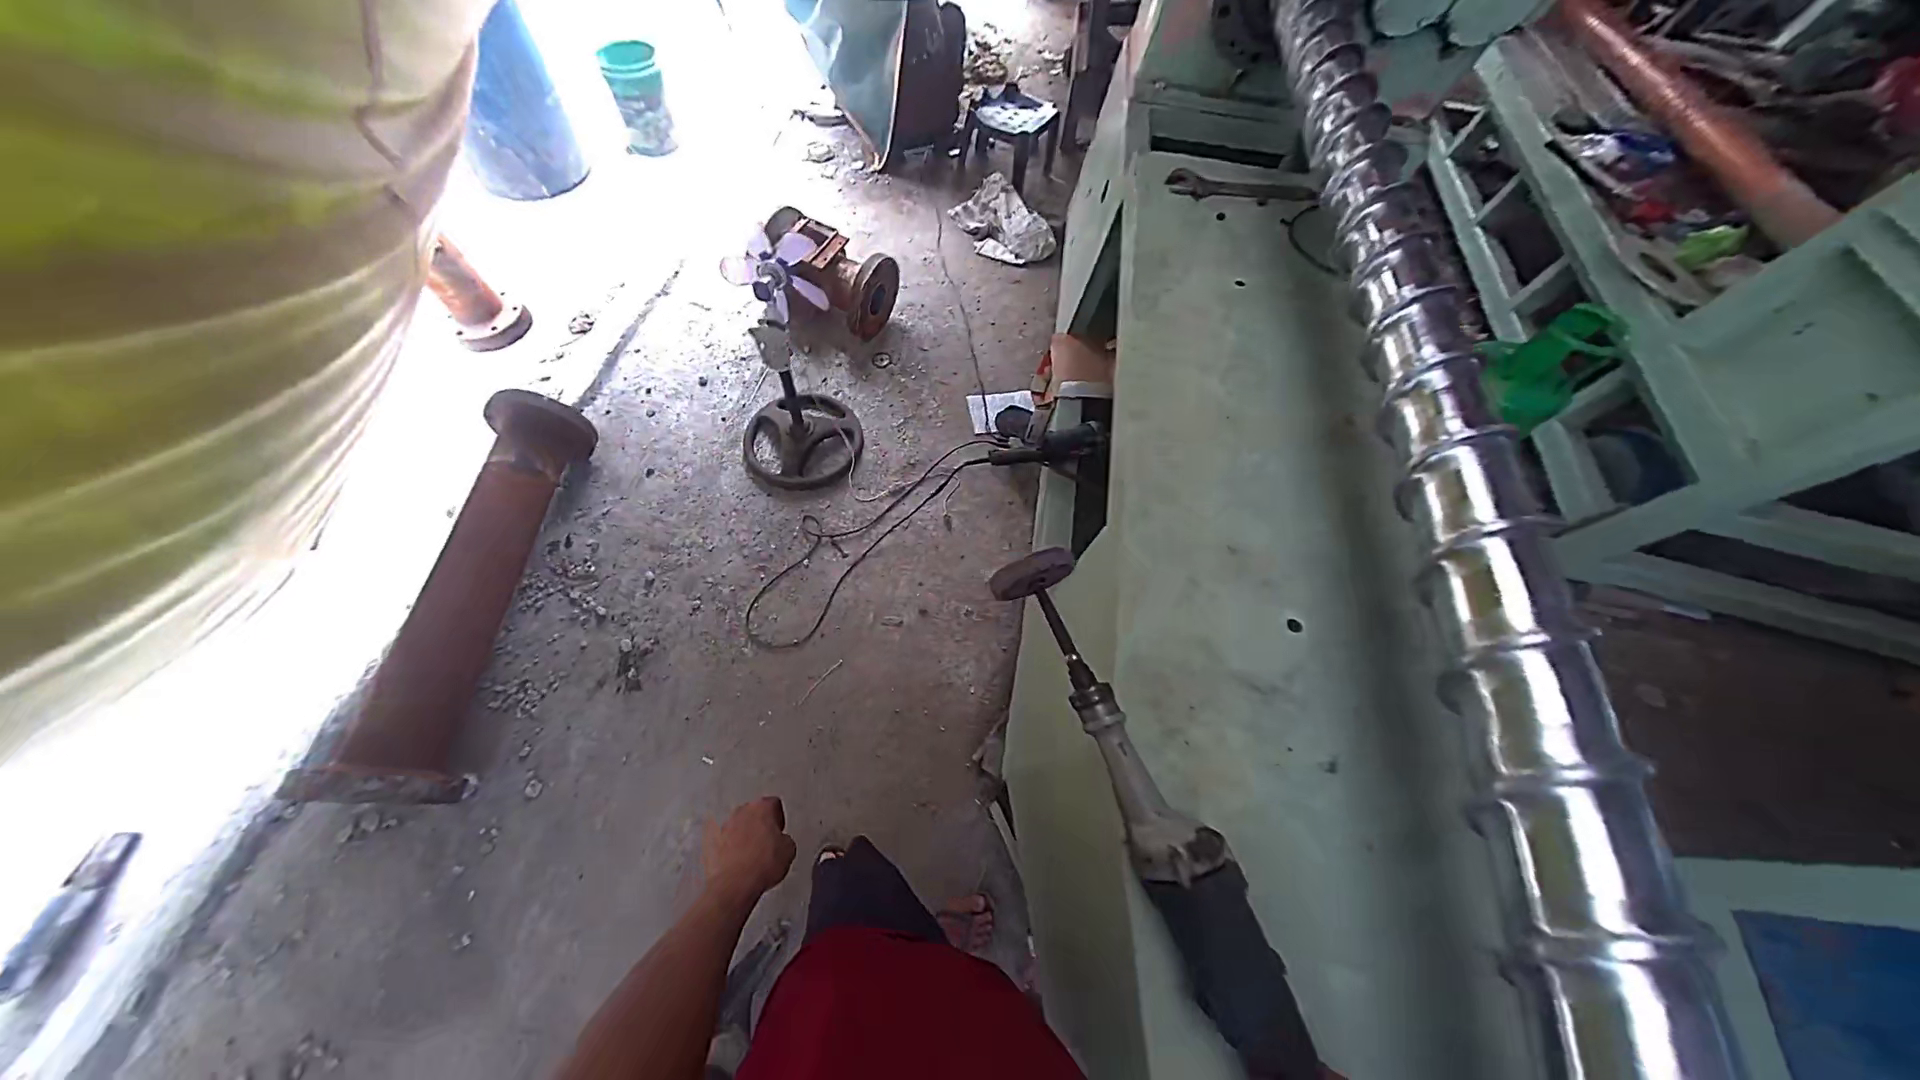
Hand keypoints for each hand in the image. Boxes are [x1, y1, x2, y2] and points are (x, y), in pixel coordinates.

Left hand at [703, 797, 795, 905]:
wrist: (735, 884)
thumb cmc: (760, 865)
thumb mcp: (789, 850)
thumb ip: (785, 838)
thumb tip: (781, 843)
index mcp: (762, 807)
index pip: (773, 804)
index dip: (778, 819)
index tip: (778, 830)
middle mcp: (741, 812)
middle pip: (753, 813)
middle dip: (758, 826)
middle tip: (764, 844)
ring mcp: (723, 826)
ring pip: (736, 826)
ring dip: (741, 836)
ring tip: (749, 856)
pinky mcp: (708, 841)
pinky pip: (720, 840)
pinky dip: (726, 848)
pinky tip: (734, 862)